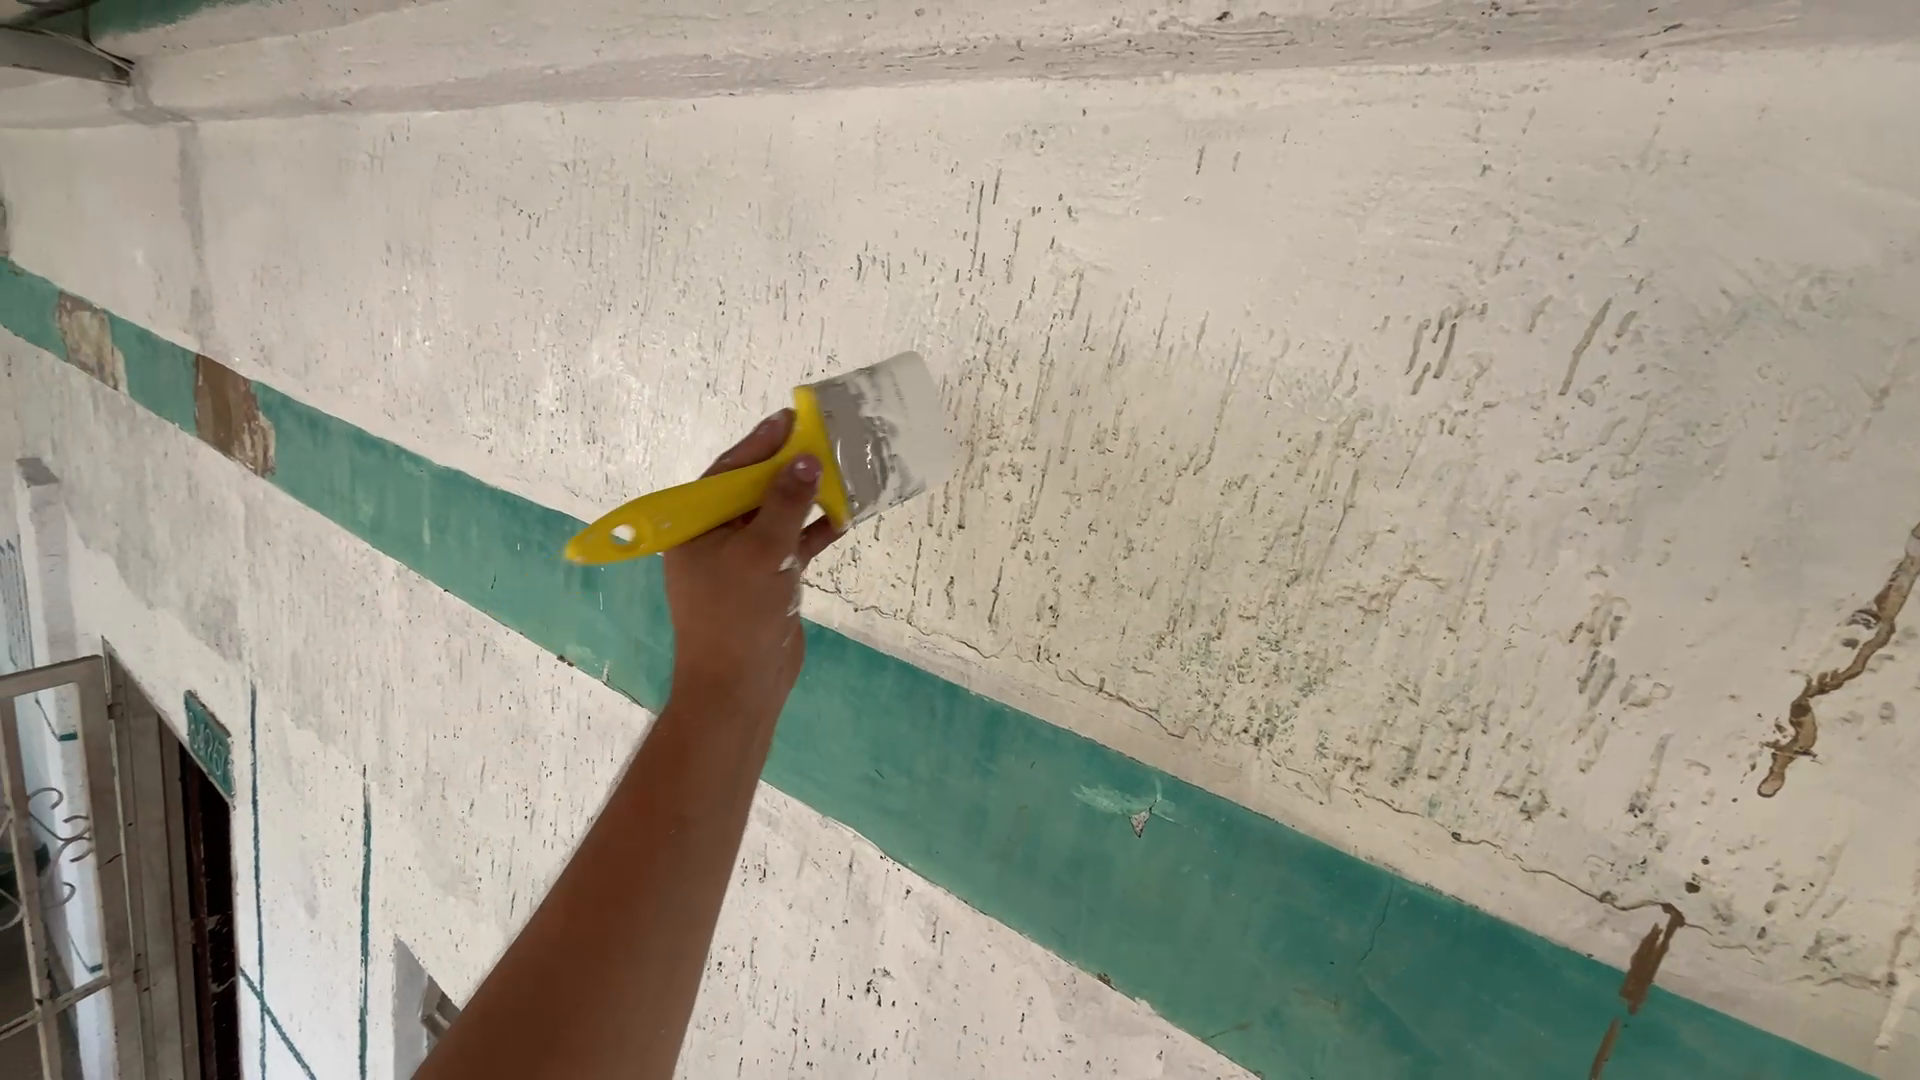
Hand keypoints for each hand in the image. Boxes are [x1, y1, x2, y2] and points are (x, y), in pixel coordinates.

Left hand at [662, 409, 842, 720]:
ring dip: (808, 497)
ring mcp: (744, 558)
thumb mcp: (761, 552)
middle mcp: (717, 536)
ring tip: (841, 470)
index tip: (791, 418)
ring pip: (779, 515)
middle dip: (789, 466)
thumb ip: (785, 504)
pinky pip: (794, 542)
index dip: (760, 444)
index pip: (729, 472)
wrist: (740, 687)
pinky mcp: (770, 578)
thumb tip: (806, 460)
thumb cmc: (737, 616)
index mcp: (697, 525)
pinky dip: (816, 530)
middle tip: (823, 439)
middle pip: (756, 489)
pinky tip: (843, 515)